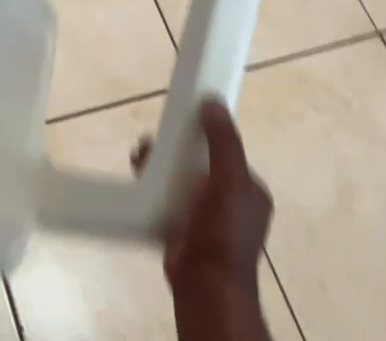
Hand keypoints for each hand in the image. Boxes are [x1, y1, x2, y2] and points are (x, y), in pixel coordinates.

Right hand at [132, 100, 274, 340]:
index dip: (206, 134)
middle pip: (198, 163)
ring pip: (178, 178)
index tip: (184, 119)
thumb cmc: (223, 231)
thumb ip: (224, 142)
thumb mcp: (231, 180)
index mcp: (249, 192)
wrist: (204, 285)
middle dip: (175, 148)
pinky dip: (149, 183)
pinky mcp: (178, 226)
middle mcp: (227, 202)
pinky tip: (137, 172)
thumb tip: (213, 100)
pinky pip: (163, 196)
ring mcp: (202, 216)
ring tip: (140, 152)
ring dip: (159, 163)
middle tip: (154, 138)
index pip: (227, 152)